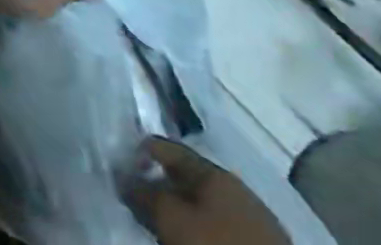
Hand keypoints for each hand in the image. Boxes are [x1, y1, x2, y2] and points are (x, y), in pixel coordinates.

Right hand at [129, 138, 289, 244]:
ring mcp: (254, 218)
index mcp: (214, 172)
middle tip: (134, 199)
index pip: (163, 146)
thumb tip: (122, 177)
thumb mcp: (168, 216)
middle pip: (183, 175)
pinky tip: (187, 236)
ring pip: (201, 201)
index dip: (136, 153)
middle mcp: (236, 187)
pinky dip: (197, 225)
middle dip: (156, 183)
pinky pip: (218, 222)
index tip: (119, 172)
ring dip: (176, 207)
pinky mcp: (261, 243)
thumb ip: (140, 191)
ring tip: (157, 221)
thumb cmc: (215, 244)